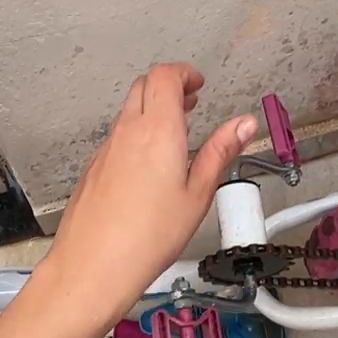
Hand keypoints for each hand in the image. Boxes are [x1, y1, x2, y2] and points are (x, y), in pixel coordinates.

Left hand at [36, 64, 253, 326]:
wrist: (92, 265)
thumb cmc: (147, 236)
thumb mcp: (198, 194)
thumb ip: (221, 151)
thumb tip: (244, 123)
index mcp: (157, 130)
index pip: (164, 76)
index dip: (183, 73)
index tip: (198, 83)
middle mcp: (127, 132)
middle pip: (143, 86)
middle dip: (168, 86)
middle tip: (191, 100)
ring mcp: (106, 149)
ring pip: (128, 112)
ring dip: (152, 110)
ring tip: (176, 131)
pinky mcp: (94, 168)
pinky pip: (117, 137)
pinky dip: (136, 134)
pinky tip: (150, 164)